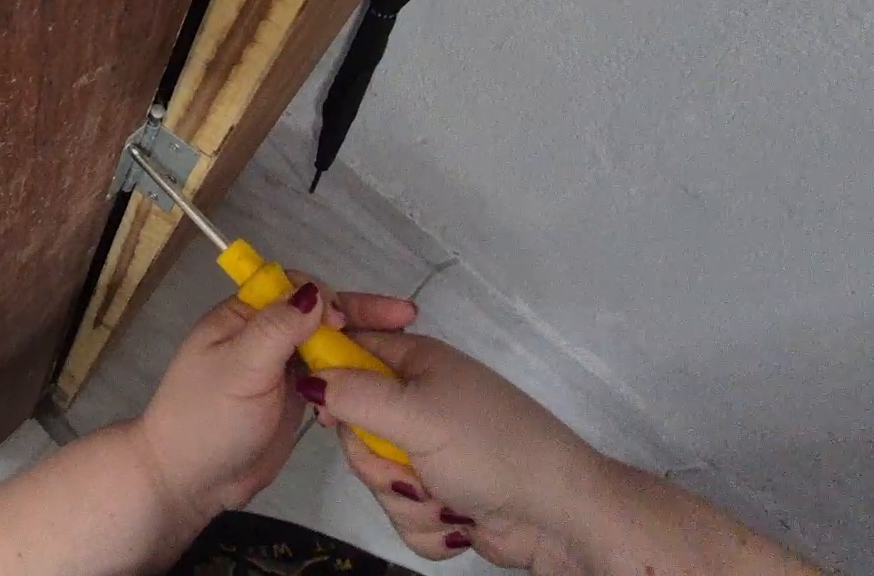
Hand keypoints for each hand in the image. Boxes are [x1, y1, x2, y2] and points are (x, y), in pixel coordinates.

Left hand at [133, 276, 418, 523]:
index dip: (322, 295)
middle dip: (357, 313)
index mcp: (242, 316)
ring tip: (406, 347)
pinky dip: (353, 375)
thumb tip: (315, 291)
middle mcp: (262, 334)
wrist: (192, 478)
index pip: (289, 287)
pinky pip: (329, 375)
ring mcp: (279, 366)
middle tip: (406, 317)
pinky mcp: (293, 396)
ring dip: (360, 343)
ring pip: (326, 344)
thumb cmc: (208, 416)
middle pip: (315, 313)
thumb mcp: (240, 367)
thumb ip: (277, 329)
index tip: (346, 319)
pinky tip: (381, 382)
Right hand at [312, 332, 607, 568]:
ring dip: (404, 497)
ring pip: (374, 472)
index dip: (328, 377)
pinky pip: (401, 510)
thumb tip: (304, 379)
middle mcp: (414, 401)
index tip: (328, 413)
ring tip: (444, 499)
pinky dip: (426, 524)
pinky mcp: (440, 496)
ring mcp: (427, 451)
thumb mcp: (415, 413)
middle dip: (375, 458)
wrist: (569, 521)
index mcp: (411, 362)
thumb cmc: (492, 448)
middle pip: (352, 424)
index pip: (347, 351)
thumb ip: (352, 394)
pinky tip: (457, 522)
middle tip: (406, 466)